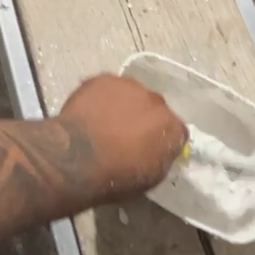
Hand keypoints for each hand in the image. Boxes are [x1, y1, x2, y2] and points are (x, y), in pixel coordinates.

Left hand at [58, 74, 186, 201]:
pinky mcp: (103, 78)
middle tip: (128, 133)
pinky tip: (93, 111)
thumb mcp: (152, 177)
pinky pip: (108, 87)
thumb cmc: (117, 174)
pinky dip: (104, 97)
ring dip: (125, 105)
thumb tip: (160, 148)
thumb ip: (162, 155)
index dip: (164, 139)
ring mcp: (128, 85)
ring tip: (108, 120)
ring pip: (131, 94)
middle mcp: (155, 100)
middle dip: (145, 118)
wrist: (78, 155)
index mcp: (171, 126)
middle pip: (154, 107)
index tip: (152, 148)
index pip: (176, 130)